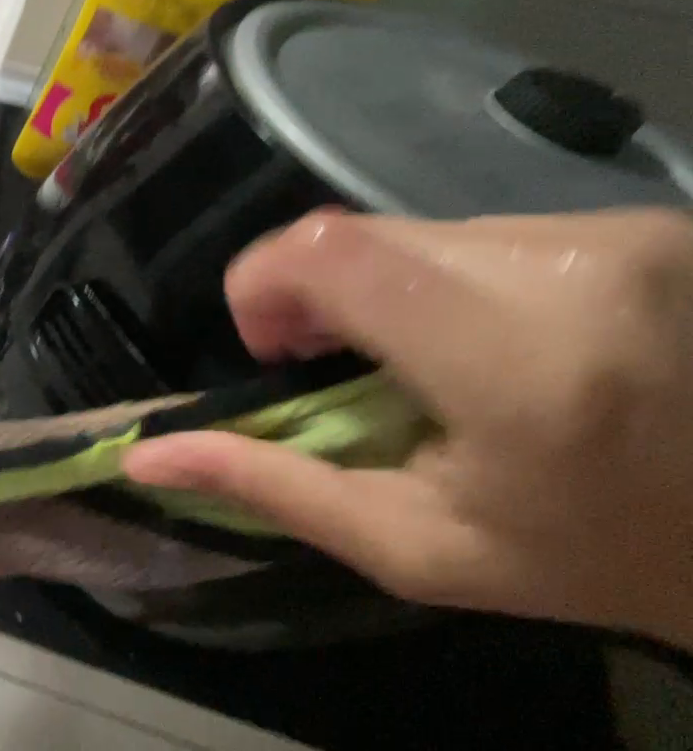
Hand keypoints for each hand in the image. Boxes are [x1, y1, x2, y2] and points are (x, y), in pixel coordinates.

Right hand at [122, 209, 692, 648]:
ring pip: (408, 228)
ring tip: (416, 353)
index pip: (328, 253)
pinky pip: (472, 229)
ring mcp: (616, 233)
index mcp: (518, 364)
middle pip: (352, 235)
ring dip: (377, 284)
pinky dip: (441, 275)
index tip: (277, 350)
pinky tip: (484, 333)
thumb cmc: (603, 558)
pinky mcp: (639, 220)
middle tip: (330, 359)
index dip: (260, 283)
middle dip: (309, 290)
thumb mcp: (419, 547)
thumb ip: (274, 489)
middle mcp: (568, 269)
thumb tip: (140, 456)